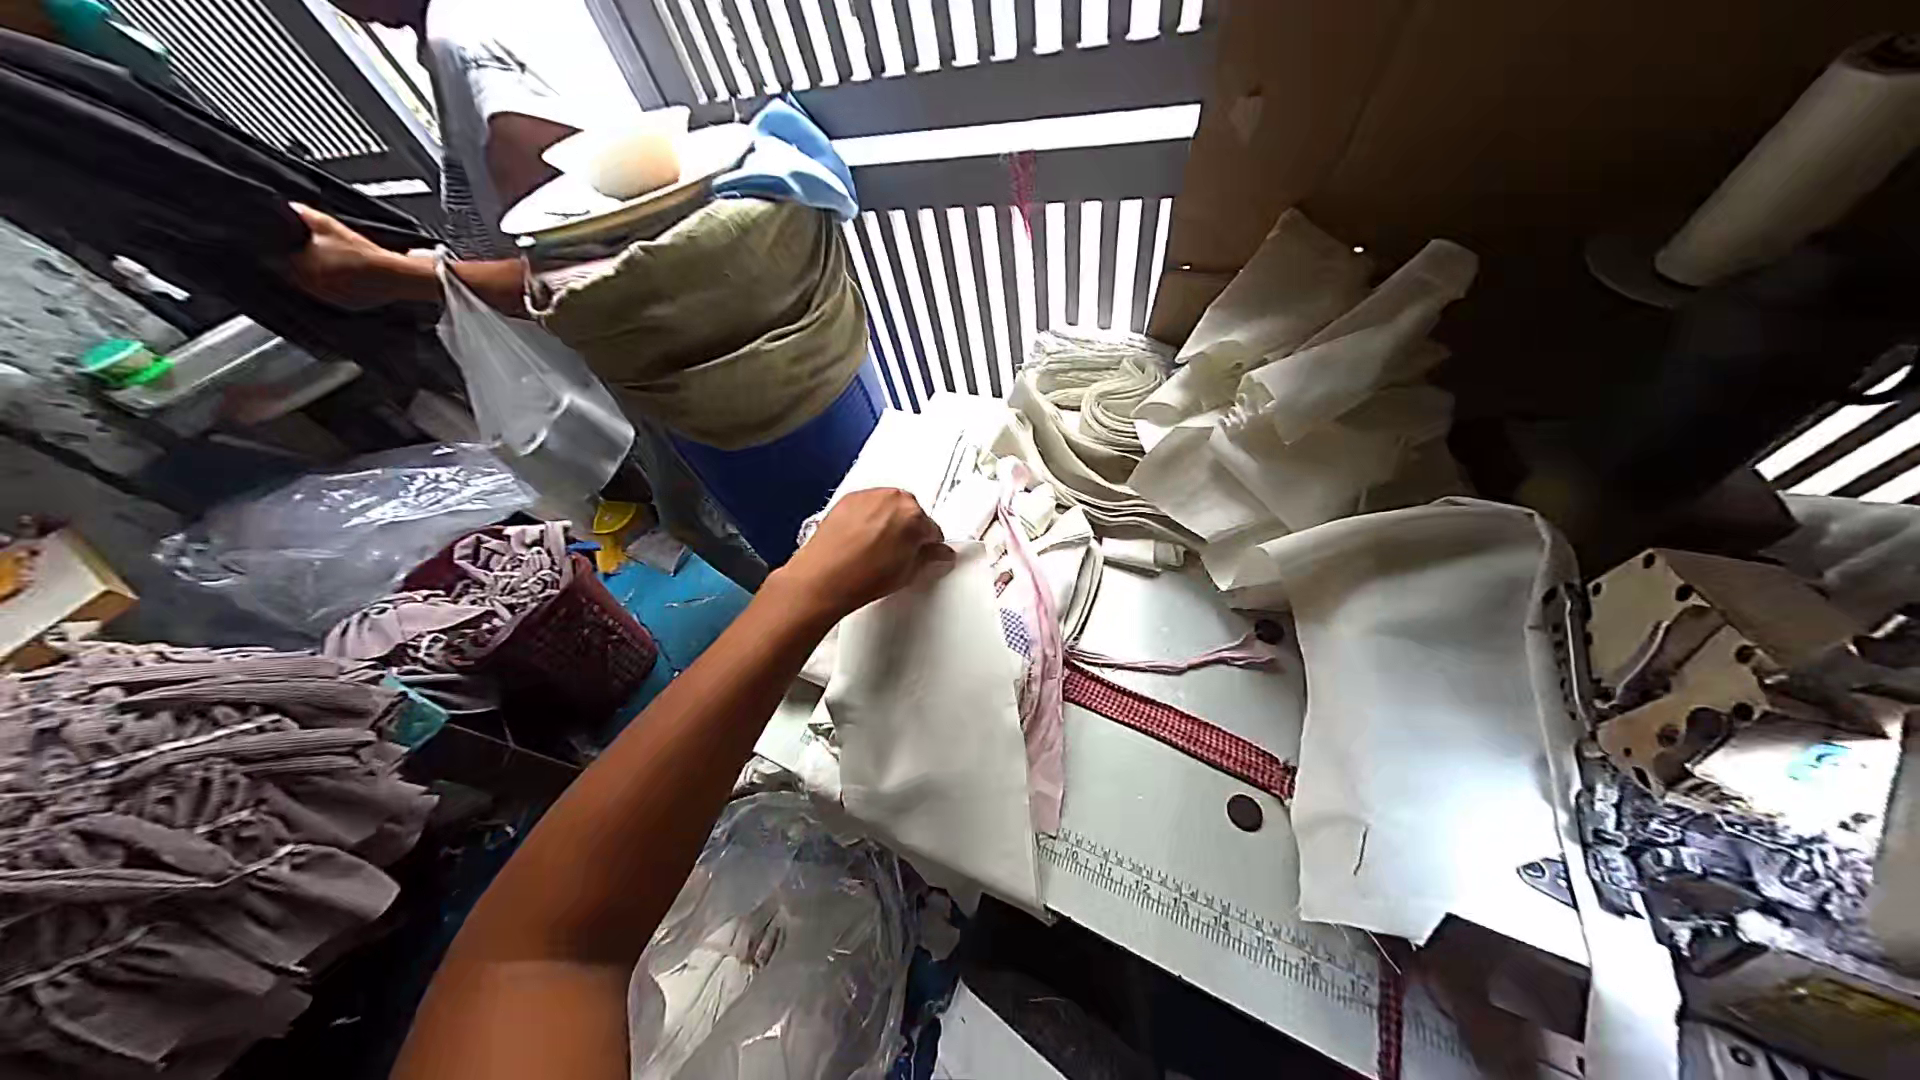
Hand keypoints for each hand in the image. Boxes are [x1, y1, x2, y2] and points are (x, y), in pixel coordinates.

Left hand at [279, 202, 423, 308]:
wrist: (394, 274)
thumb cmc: (362, 253)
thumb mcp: (331, 227)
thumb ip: (307, 216)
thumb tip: (293, 207)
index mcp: (302, 265)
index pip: (286, 260)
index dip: (295, 253)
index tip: (305, 249)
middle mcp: (314, 284)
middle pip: (302, 275)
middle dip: (310, 267)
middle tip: (327, 259)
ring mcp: (332, 297)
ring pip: (321, 287)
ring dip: (326, 280)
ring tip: (341, 270)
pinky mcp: (350, 305)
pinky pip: (339, 297)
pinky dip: (342, 290)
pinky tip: (352, 281)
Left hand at [769, 488, 952, 622]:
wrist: (823, 578)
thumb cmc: (859, 576)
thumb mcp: (907, 573)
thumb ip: (929, 558)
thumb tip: (938, 553)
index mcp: (915, 516)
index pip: (933, 529)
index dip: (928, 545)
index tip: (921, 554)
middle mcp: (893, 499)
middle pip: (912, 513)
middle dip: (908, 531)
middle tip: (897, 554)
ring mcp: (870, 497)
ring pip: (889, 507)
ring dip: (888, 521)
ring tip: (876, 549)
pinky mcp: (849, 499)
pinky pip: (868, 505)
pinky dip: (868, 517)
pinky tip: (861, 540)